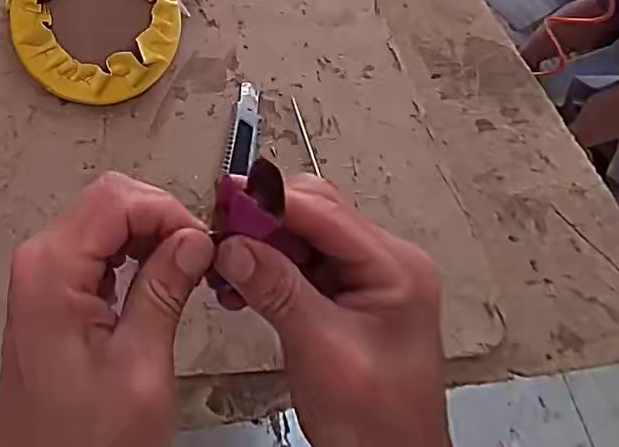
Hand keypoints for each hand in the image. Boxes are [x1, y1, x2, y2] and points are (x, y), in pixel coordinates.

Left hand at [0, 173, 214, 446]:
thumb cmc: (83, 446)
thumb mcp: (139, 370)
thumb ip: (165, 292)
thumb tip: (195, 238)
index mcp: (52, 272)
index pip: (117, 198)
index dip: (166, 210)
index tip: (200, 241)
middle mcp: (40, 262)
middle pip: (111, 199)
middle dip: (161, 217)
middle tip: (197, 254)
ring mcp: (43, 273)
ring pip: (109, 214)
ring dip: (152, 231)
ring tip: (183, 267)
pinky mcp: (53, 287)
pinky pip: (101, 241)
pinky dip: (136, 247)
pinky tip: (158, 275)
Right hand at [214, 175, 448, 446]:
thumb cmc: (378, 426)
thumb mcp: (322, 353)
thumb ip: (279, 292)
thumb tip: (237, 246)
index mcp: (395, 266)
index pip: (328, 213)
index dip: (275, 201)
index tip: (233, 196)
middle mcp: (385, 260)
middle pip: (317, 214)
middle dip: (266, 219)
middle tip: (223, 227)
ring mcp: (367, 275)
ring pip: (305, 235)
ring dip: (263, 243)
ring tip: (226, 260)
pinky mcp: (347, 292)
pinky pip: (303, 262)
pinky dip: (270, 266)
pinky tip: (242, 281)